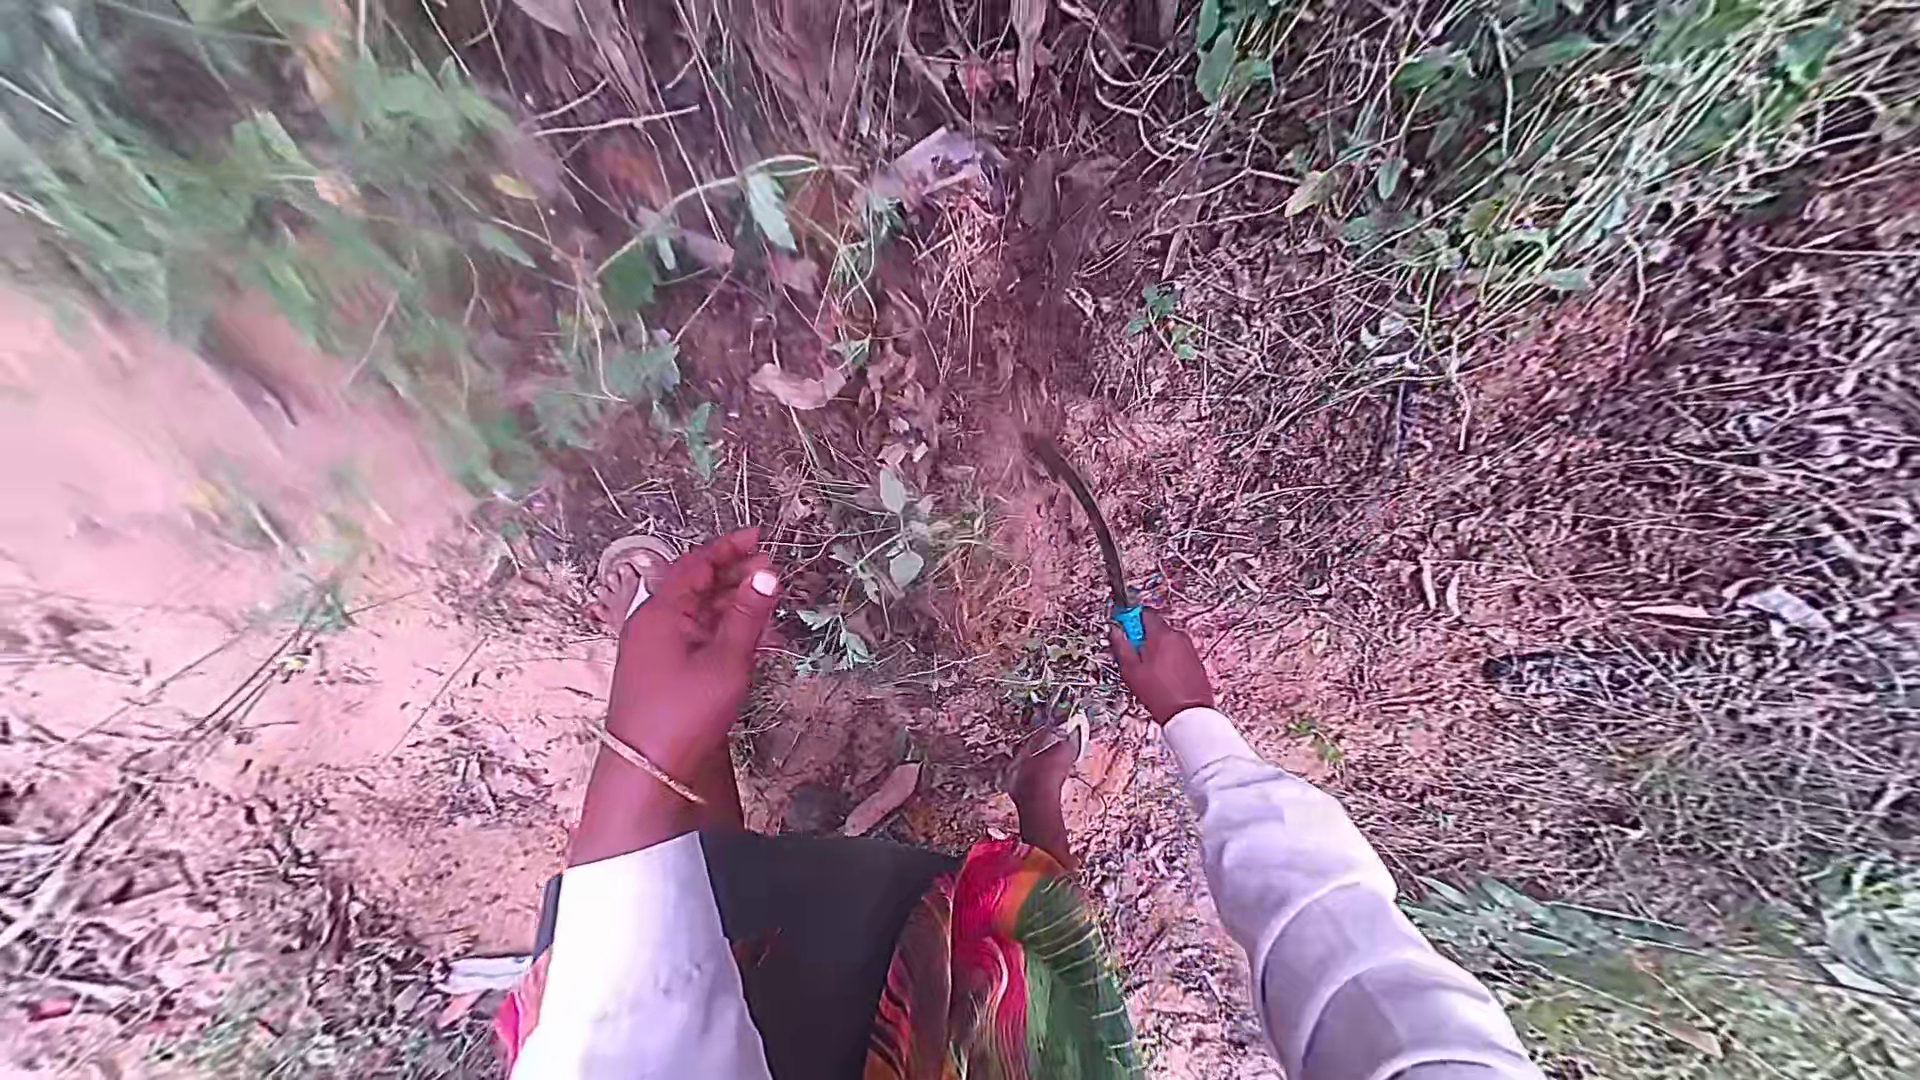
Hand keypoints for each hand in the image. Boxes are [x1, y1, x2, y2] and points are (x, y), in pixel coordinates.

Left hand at [605, 527, 779, 778]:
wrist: (649, 771)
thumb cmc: (686, 710)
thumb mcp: (726, 659)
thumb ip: (748, 613)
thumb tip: (768, 572)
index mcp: (662, 611)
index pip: (696, 564)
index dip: (729, 547)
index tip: (760, 536)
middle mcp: (655, 622)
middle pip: (698, 585)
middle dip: (735, 573)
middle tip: (772, 569)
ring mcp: (658, 647)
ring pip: (700, 611)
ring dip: (733, 602)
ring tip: (767, 601)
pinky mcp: (665, 668)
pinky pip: (698, 634)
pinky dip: (725, 628)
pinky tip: (752, 635)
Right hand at [1109, 608, 1214, 723]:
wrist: (1188, 713)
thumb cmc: (1160, 694)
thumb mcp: (1131, 669)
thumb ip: (1121, 645)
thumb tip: (1115, 631)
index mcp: (1161, 635)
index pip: (1143, 613)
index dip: (1130, 620)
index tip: (1123, 629)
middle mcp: (1177, 637)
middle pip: (1154, 627)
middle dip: (1142, 637)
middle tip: (1133, 655)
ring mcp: (1188, 647)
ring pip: (1165, 639)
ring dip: (1155, 648)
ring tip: (1148, 669)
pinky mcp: (1194, 659)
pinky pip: (1176, 650)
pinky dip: (1167, 657)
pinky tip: (1161, 674)